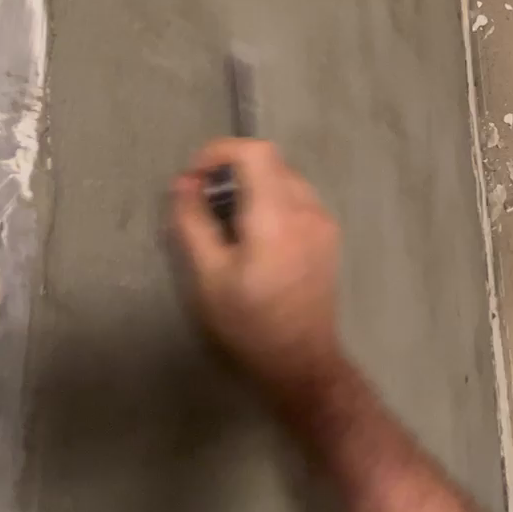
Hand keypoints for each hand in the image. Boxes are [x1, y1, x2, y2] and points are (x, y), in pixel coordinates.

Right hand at [171, 139, 343, 391]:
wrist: (301, 359)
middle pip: (270, 160)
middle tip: (205, 202)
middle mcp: (307, 208)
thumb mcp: (208, 275)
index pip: (255, 152)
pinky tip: (257, 235)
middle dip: (232, 170)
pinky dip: (272, 199)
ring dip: (253, 184)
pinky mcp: (329, 233)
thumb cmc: (248, 322)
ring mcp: (323, 219)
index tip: (195, 179)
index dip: (219, 152)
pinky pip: (298, 197)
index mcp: (277, 215)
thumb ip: (193, 222)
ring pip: (284, 177)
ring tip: (229, 221)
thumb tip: (183, 183)